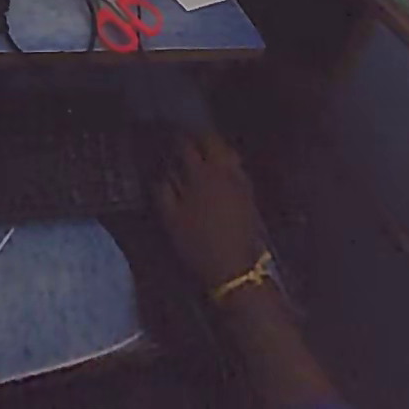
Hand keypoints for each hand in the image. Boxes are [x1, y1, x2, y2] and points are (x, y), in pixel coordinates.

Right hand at [153, 133, 266, 289]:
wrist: (235, 271)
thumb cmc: (197, 244)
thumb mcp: (170, 219)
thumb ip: (162, 190)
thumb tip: (159, 173)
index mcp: (199, 174)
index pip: (186, 145)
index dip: (175, 138)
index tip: (166, 137)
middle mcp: (221, 171)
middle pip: (211, 141)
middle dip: (197, 136)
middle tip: (185, 139)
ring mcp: (238, 181)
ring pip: (228, 151)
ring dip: (214, 147)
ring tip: (203, 151)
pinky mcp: (249, 194)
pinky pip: (237, 166)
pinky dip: (227, 161)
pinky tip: (219, 170)